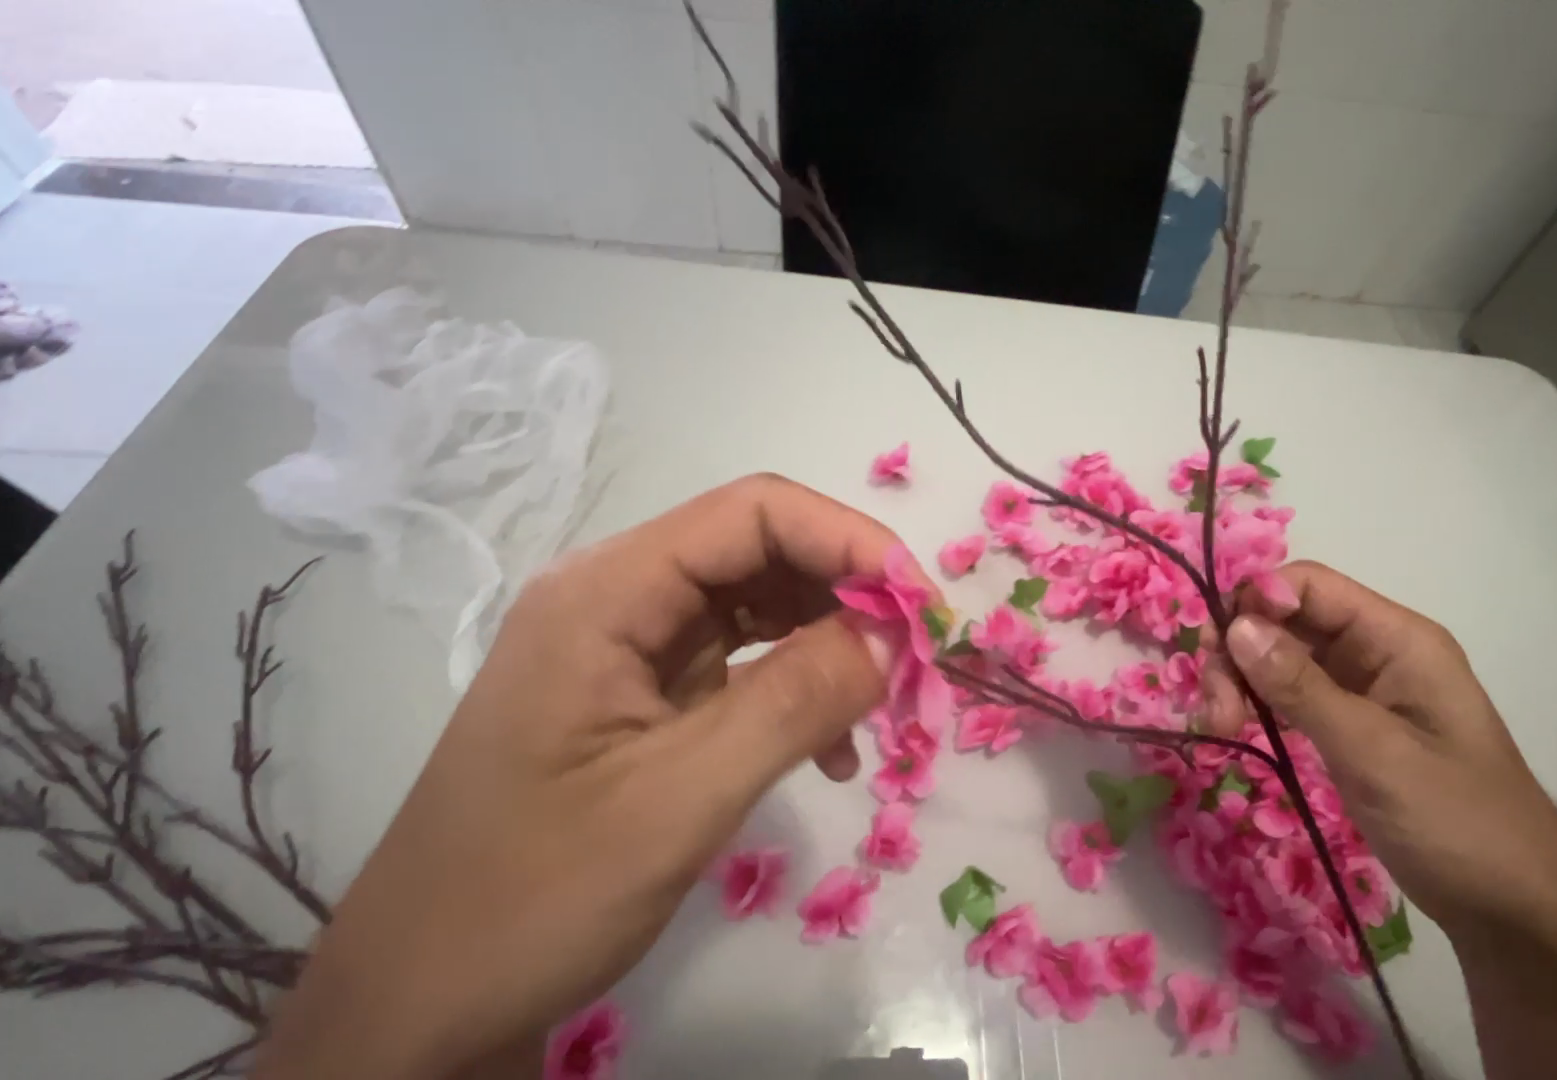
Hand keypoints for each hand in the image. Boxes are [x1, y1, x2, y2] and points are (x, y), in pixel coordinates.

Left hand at [254, 475, 912, 1078]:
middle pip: (759, 552)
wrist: (422, 1004)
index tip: (923, 606)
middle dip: (848, 592)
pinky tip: (831, 751)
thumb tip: (895, 632)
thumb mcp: (679, 800)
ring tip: (884, 702)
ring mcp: (627, 648)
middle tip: (916, 658)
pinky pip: (741, 663)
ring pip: (757, 606)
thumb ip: (796, 702)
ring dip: (830, 642)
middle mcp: (616, 598)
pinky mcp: (642, 696)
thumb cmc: (533, 898)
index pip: (753, 514)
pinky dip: (798, 689)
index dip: (850, 541)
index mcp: (606, 593)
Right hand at [1202, 561, 1556, 942]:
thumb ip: (1300, 687)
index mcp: (1397, 639)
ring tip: (1221, 728)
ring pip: (1277, 657)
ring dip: (1239, 681)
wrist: (1511, 906)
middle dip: (1239, 651)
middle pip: (1284, 620)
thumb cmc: (1455, 820)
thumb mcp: (1372, 751)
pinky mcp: (1346, 724)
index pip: (1309, 586)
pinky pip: (1286, 694)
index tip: (1216, 650)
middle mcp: (1375, 651)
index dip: (1254, 602)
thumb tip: (1235, 627)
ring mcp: (1359, 688)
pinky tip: (1234, 729)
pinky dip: (1255, 704)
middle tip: (1214, 709)